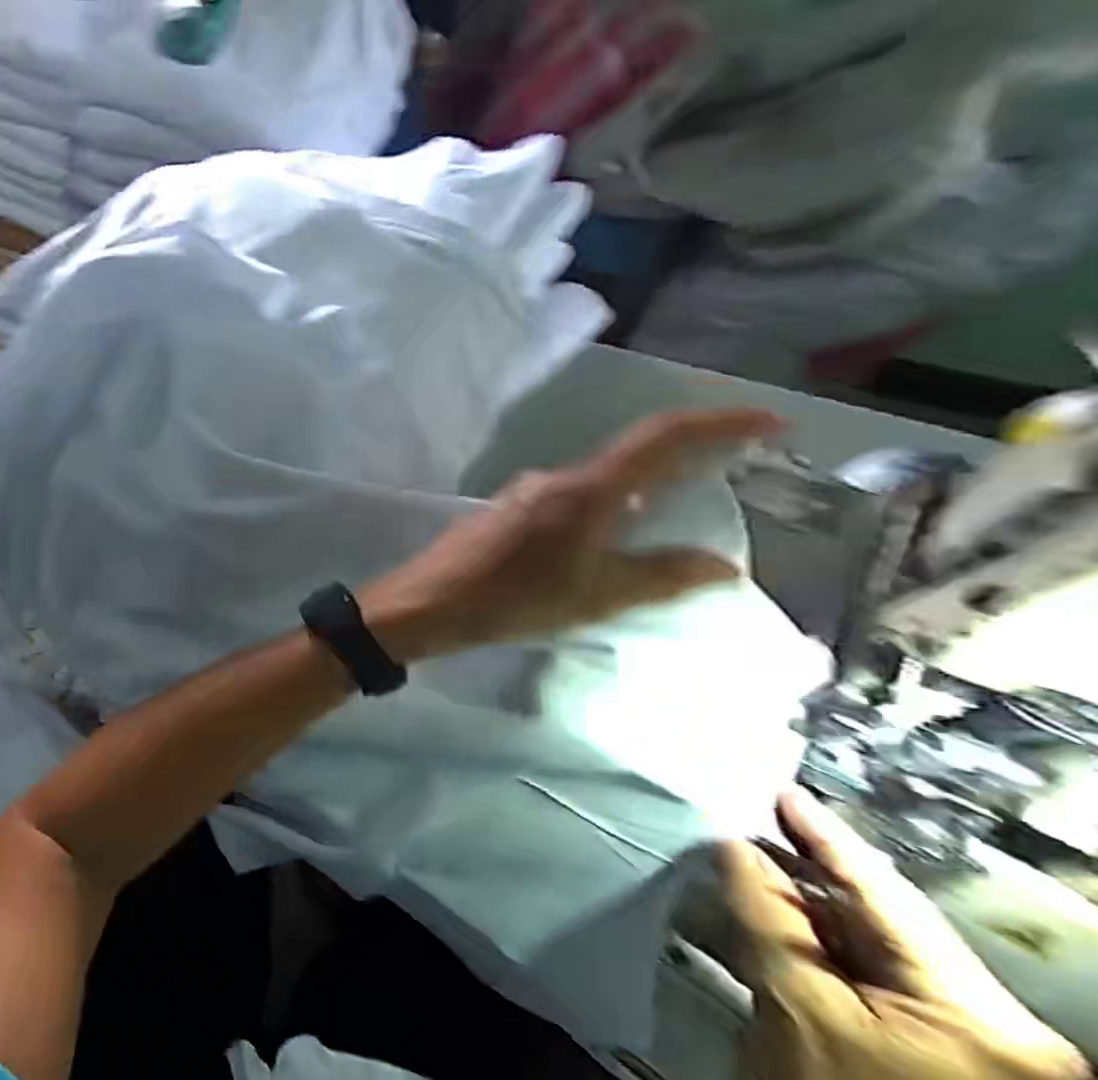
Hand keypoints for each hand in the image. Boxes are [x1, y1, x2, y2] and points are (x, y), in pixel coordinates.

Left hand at [359, 408, 784, 659]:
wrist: (429, 603)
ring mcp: (526, 493)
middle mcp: (555, 479)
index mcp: (586, 489)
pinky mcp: (507, 511)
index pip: (662, 437)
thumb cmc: (513, 599)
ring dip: (643, 487)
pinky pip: (571, 499)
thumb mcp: (598, 595)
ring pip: (600, 480)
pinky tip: (612, 535)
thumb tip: (723, 565)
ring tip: (679, 509)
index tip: (772, 422)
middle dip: (688, 458)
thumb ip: (663, 576)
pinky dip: (606, 507)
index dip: (721, 422)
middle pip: (632, 455)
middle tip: (736, 471)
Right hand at [722, 791, 1088, 1079]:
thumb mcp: (796, 1007)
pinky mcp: (928, 1050)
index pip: (889, 899)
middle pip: (881, 924)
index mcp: (984, 1014)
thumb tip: (736, 850)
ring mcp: (966, 1041)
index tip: (784, 794)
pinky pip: (864, 979)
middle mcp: (992, 1023)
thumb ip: (768, 920)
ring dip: (803, 911)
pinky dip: (812, 948)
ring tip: (750, 864)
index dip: (828, 840)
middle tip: (756, 823)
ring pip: (868, 951)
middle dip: (810, 875)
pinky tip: (769, 922)